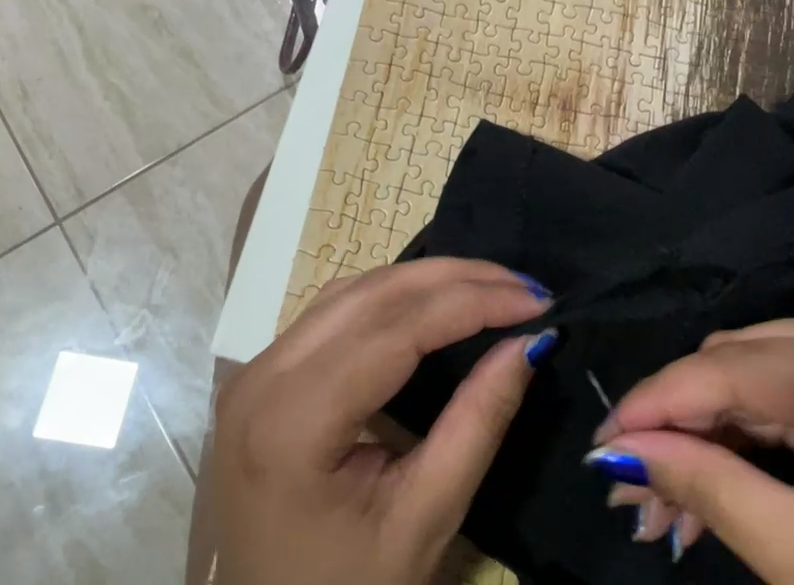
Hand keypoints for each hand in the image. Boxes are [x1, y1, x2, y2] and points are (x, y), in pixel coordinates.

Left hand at [210, 258, 557, 584]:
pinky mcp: (261, 375)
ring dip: (424, 280)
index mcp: (293, 421)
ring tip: (490, 288)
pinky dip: (390, 298)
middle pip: (371, 295)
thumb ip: (478, 421)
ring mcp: (254, 372)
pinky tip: (433, 304)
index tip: (538, 299)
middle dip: (455, 278)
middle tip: (523, 285)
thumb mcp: (426, 515)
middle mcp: (262, 378)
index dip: (472, 302)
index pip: (396, 329)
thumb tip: (531, 342)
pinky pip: (332, 312)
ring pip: (350, 291)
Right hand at [585, 320, 793, 583]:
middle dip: (680, 422)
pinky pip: (779, 408)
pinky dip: (735, 446)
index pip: (744, 367)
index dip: (664, 400)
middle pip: (743, 364)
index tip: (600, 441)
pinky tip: (698, 487)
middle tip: (627, 484)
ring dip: (700, 436)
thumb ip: (715, 491)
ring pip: (752, 383)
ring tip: (653, 500)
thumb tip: (620, 449)